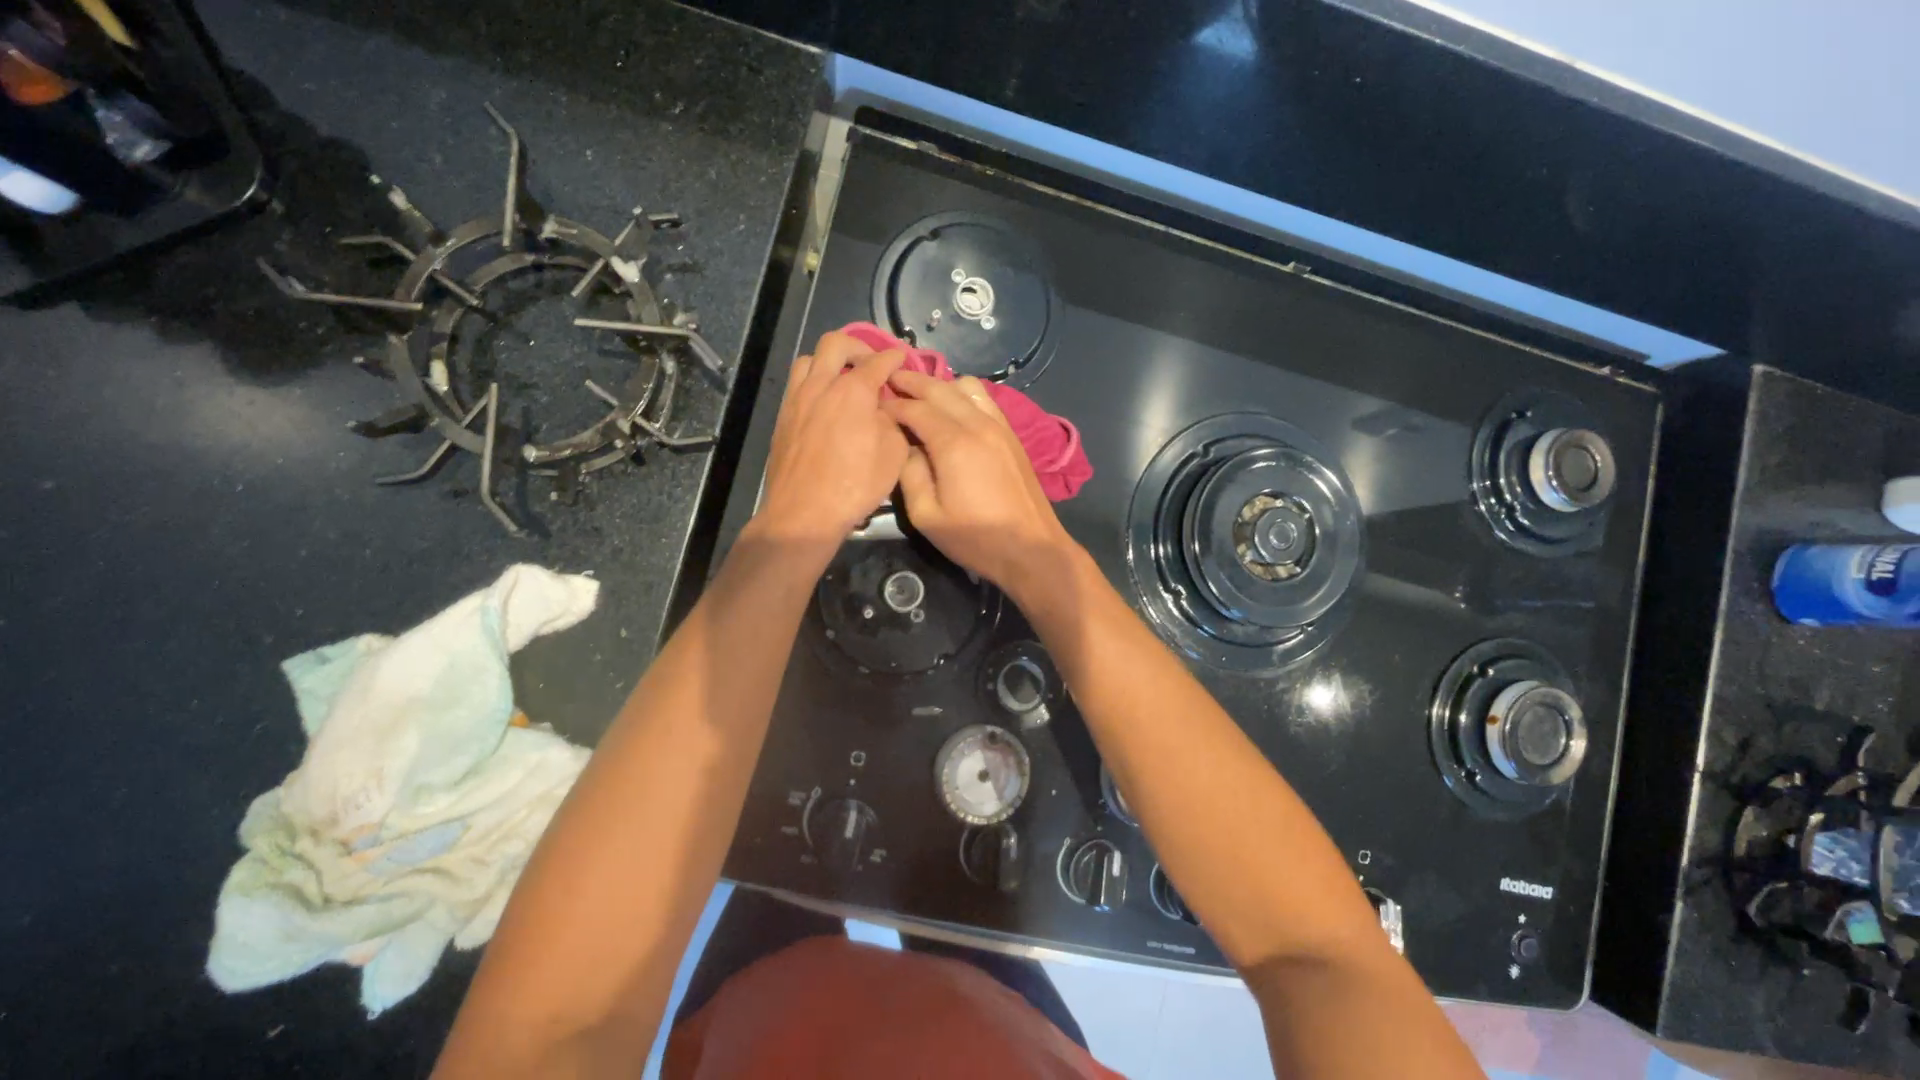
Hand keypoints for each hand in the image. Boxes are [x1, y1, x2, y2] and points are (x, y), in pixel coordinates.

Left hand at [754, 331, 908, 549]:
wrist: (804, 513)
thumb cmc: (855, 485)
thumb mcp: (894, 455)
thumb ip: (893, 421)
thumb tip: (884, 410)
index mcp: (853, 391)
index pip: (878, 361)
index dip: (894, 357)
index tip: (902, 358)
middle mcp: (821, 386)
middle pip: (835, 343)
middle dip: (857, 346)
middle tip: (870, 363)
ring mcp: (796, 400)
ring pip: (809, 360)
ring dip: (828, 362)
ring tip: (842, 380)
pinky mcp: (782, 418)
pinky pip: (797, 386)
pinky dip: (814, 384)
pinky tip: (825, 405)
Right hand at [881, 370, 1079, 595]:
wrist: (1032, 549)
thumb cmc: (975, 538)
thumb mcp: (926, 516)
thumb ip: (909, 474)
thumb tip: (904, 446)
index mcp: (953, 443)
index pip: (914, 408)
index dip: (890, 405)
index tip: (872, 408)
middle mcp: (977, 424)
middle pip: (939, 388)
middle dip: (910, 382)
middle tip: (888, 382)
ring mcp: (999, 426)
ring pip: (966, 386)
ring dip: (939, 384)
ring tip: (919, 395)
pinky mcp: (1011, 434)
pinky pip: (984, 399)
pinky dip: (962, 393)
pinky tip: (951, 407)